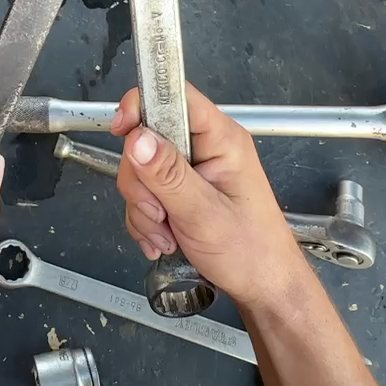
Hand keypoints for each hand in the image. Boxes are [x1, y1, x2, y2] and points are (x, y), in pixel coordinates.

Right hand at [111, 83, 312, 310]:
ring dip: (144, 207)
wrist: (264, 289)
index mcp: (220, 138)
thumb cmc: (250, 251)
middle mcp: (203, 145)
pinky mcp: (179, 189)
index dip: (142, 105)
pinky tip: (163, 238)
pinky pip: (144, 192)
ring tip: (166, 234)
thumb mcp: (204, 213)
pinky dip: (145, 218)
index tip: (121, 131)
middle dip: (142, 182)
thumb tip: (136, 138)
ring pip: (140, 168)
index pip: (174, 96)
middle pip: (146, 137)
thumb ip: (168, 175)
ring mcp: (190, 168)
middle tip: (159, 214)